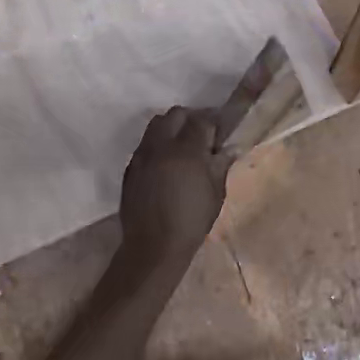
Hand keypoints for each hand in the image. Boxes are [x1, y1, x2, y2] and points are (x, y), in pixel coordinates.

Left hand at [119, 106, 233, 262]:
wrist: (154, 244)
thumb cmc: (192, 220)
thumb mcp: (216, 194)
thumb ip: (220, 166)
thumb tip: (228, 149)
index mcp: (187, 151)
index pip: (201, 121)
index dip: (213, 124)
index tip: (220, 134)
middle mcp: (161, 146)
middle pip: (175, 114)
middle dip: (191, 120)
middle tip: (202, 137)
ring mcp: (142, 155)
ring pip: (156, 125)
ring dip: (171, 129)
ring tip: (182, 148)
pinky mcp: (130, 168)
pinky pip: (145, 145)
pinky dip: (158, 146)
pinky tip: (167, 166)